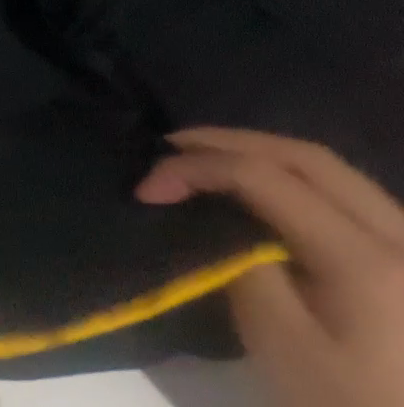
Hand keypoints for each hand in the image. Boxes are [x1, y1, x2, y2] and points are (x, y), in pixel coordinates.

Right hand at [136, 127, 403, 406]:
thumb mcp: (280, 340)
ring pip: (331, 171)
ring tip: (202, 160)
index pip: (264, 177)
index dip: (193, 168)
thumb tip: (208, 217)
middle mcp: (401, 237)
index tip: (145, 191)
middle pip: (307, 158)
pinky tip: (255, 188)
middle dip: (227, 142)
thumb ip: (242, 264)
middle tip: (166, 148)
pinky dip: (290, 176)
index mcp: (365, 258)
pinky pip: (345, 194)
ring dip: (258, 153)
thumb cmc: (343, 396)